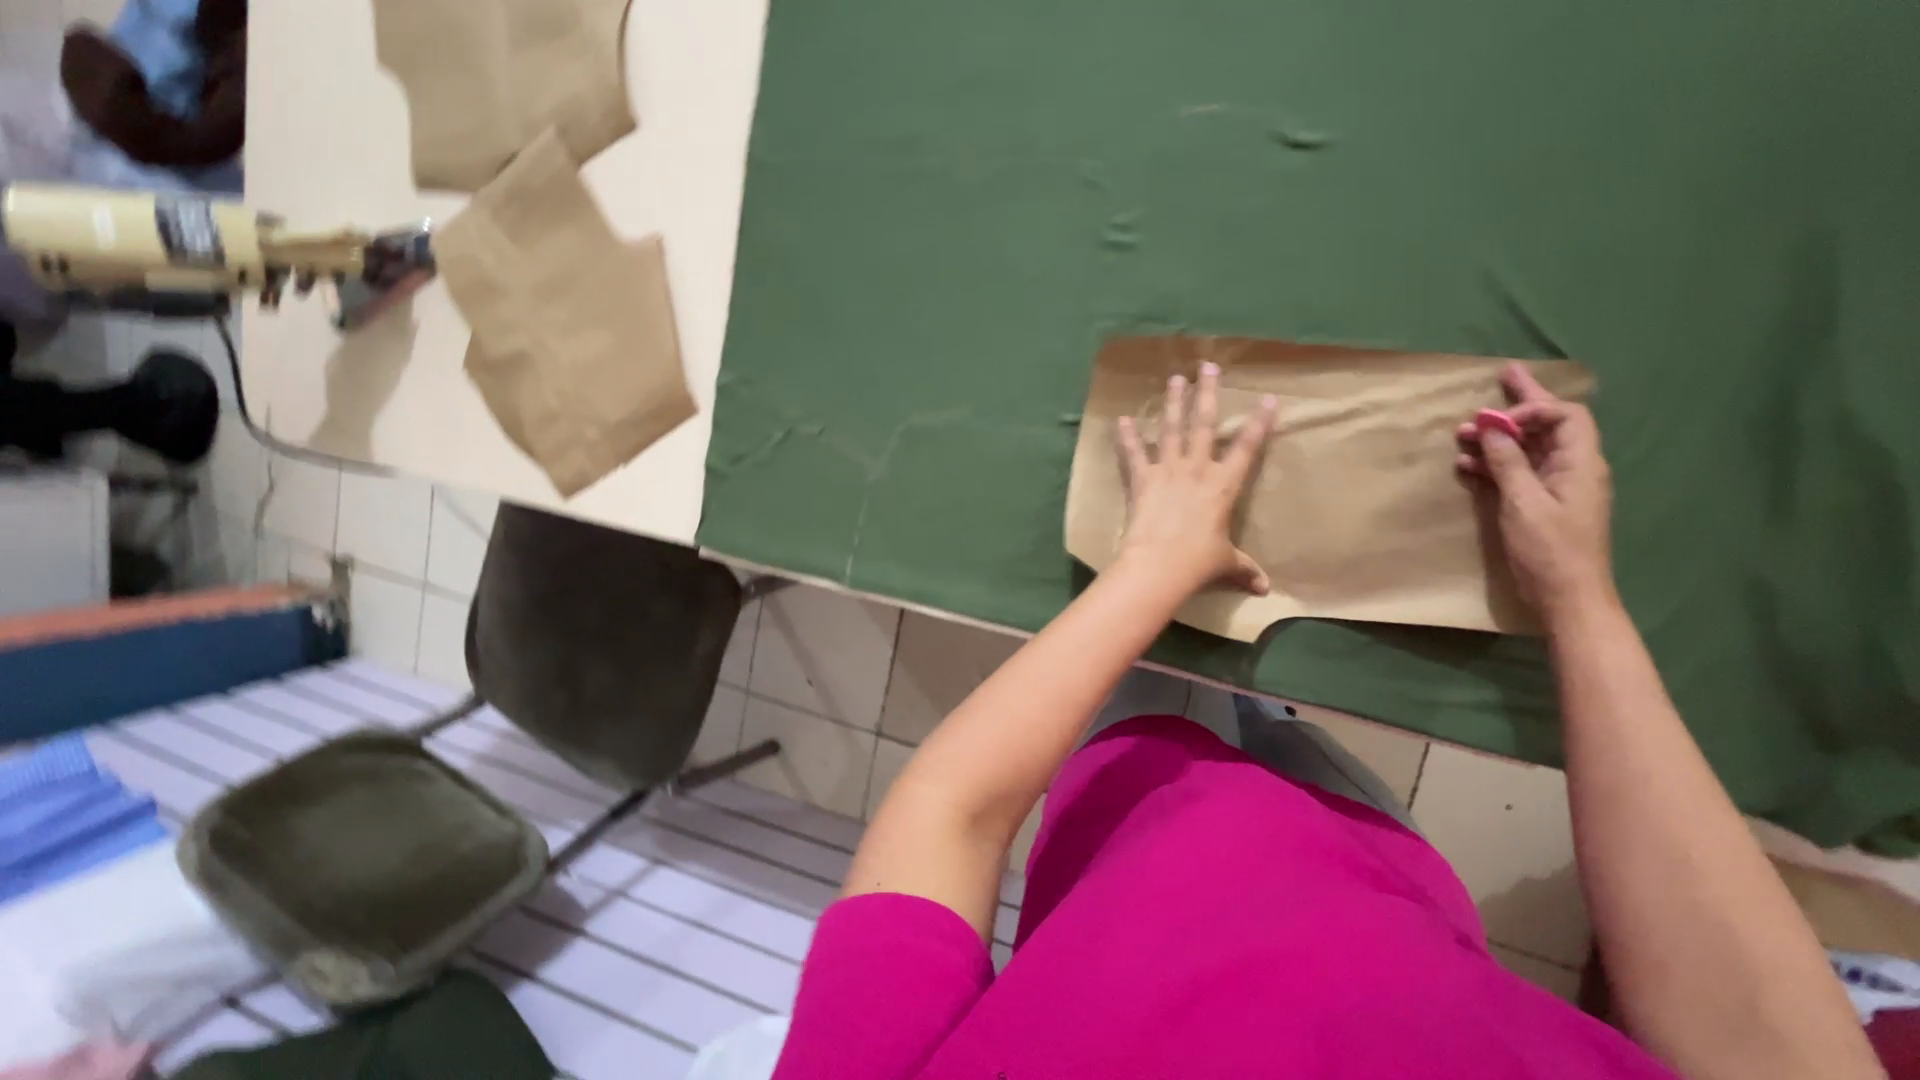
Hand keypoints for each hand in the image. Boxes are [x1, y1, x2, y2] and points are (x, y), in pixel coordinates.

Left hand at [1115, 362, 1277, 595]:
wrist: (1159, 565)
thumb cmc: (1198, 563)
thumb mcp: (1227, 564)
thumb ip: (1245, 570)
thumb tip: (1265, 589)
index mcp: (1224, 486)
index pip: (1248, 447)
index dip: (1259, 423)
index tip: (1269, 399)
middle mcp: (1197, 470)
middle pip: (1205, 423)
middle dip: (1208, 393)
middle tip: (1208, 367)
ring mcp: (1168, 471)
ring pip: (1172, 429)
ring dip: (1173, 403)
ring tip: (1174, 379)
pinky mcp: (1142, 480)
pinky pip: (1133, 454)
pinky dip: (1127, 438)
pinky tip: (1120, 420)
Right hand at [1456, 362, 1615, 618]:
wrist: (1568, 598)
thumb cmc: (1550, 550)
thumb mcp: (1524, 502)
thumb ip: (1508, 461)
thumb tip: (1490, 426)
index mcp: (1580, 463)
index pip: (1565, 416)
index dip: (1532, 408)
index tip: (1495, 420)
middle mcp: (1574, 469)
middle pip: (1551, 425)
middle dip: (1524, 403)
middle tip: (1503, 375)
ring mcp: (1559, 488)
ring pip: (1531, 449)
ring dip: (1499, 437)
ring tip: (1462, 432)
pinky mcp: (1543, 506)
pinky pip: (1520, 472)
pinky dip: (1496, 463)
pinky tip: (1469, 463)